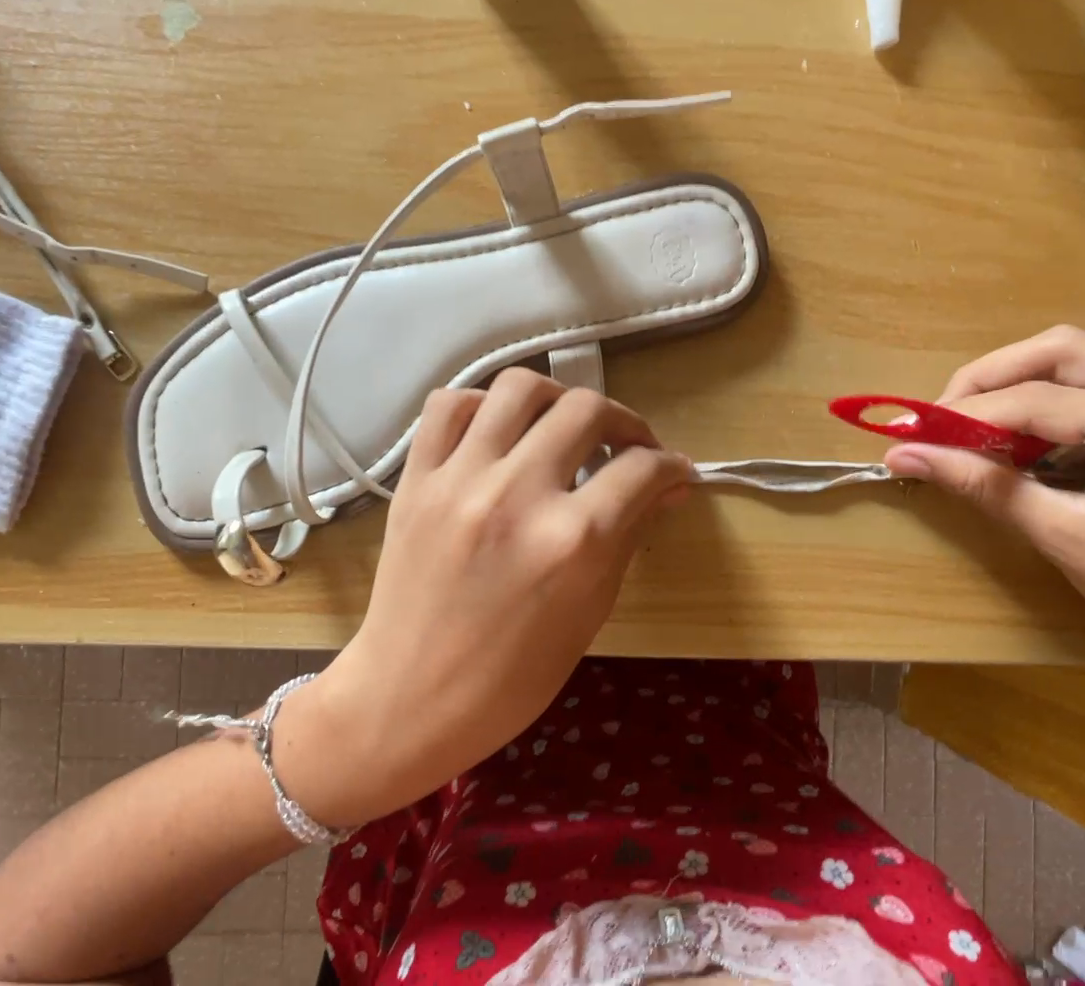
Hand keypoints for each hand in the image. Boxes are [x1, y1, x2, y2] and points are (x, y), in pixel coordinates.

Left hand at [274, 368, 693, 826]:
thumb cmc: (512, 678)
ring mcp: (459, 480)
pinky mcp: (415, 479)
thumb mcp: (589, 613)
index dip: (672, 468)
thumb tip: (667, 487)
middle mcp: (518, 494)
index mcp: (572, 541)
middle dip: (624, 423)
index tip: (674, 473)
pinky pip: (449, 405)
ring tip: (563, 427)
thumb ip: (629, 537)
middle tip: (626, 449)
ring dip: (556, 399)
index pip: (642, 470)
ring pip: (519, 387)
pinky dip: (482, 406)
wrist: (410, 698)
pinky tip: (498, 434)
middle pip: (587, 409)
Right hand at [883, 326, 1084, 694]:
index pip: (1051, 401)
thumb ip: (986, 486)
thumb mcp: (1067, 540)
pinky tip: (1027, 436)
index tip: (916, 429)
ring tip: (977, 424)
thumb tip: (905, 455)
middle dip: (996, 375)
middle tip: (945, 411)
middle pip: (1072, 350)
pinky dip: (1057, 402)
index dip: (974, 411)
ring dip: (1024, 383)